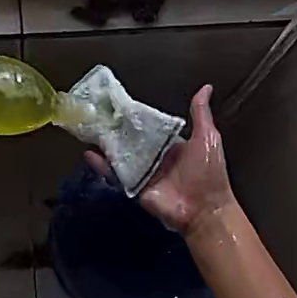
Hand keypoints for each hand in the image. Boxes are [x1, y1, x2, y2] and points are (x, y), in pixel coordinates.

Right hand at [86, 85, 235, 235]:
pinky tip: (90, 154)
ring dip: (104, 145)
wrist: (205, 210)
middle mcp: (153, 158)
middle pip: (129, 141)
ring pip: (118, 156)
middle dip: (114, 130)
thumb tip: (206, 88)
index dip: (133, 118)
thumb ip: (201, 114)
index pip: (147, 128)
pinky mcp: (133, 187)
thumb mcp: (207, 138)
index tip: (117, 105)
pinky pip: (115, 175)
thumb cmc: (208, 173)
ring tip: (87, 130)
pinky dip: (102, 165)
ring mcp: (142, 173)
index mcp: (169, 145)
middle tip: (96, 115)